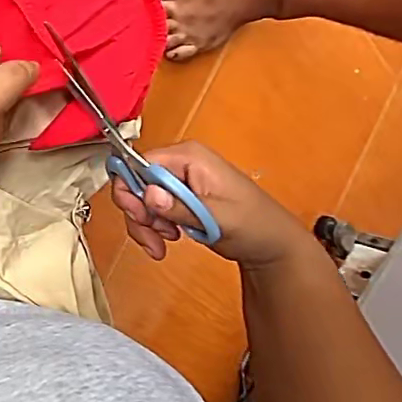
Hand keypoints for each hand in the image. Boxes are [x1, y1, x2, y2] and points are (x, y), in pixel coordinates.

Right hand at [110, 141, 315, 267]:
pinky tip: (165, 243)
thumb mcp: (218, 218)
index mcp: (189, 157)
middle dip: (139, 212)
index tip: (141, 217)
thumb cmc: (254, 225)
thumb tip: (149, 194)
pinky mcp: (178, 198)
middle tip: (154, 235)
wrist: (269, 243)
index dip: (132, 189)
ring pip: (141, 199)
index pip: (139, 162)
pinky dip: (152, 228)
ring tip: (163, 244)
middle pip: (136, 181)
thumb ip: (181, 207)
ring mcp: (178, 181)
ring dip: (145, 225)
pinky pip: (151, 209)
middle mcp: (180, 163)